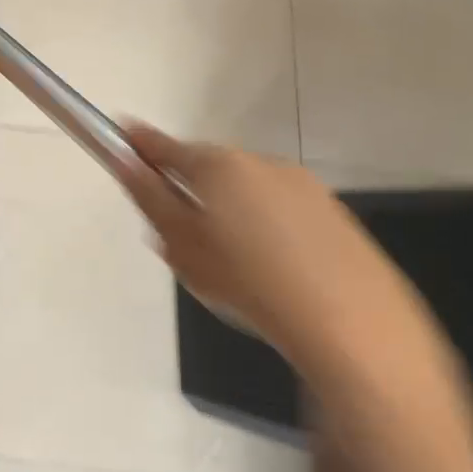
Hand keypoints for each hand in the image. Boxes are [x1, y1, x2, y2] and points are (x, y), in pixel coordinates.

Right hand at [119, 125, 425, 369]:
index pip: (162, 144)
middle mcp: (261, 163)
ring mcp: (305, 187)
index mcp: (217, 166)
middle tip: (173, 232)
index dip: (137, 144)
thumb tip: (124, 162)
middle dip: (186, 188)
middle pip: (206, 166)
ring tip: (222, 258)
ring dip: (224, 208)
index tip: (118, 144)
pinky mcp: (335, 215)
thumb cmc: (247, 282)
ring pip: (244, 188)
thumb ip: (148, 197)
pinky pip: (279, 208)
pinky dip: (262, 225)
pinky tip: (265, 267)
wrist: (353, 328)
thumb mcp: (179, 244)